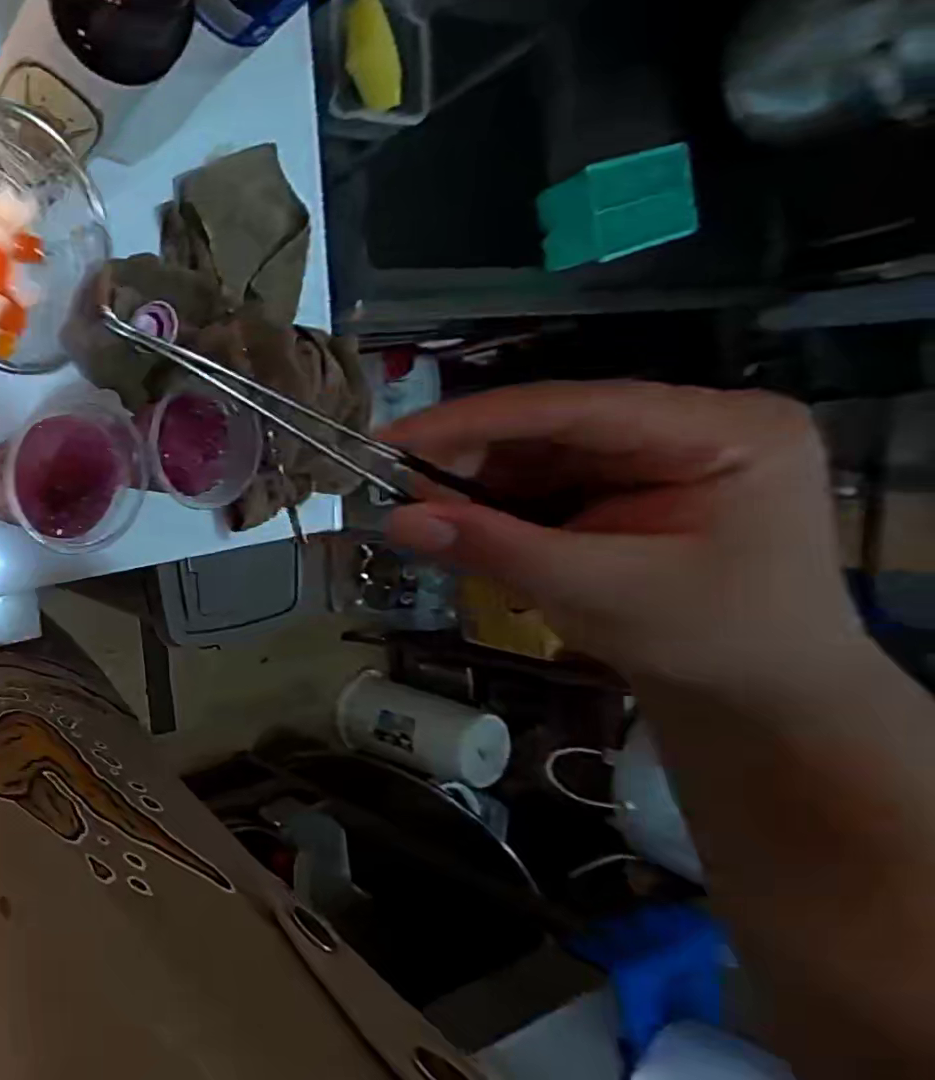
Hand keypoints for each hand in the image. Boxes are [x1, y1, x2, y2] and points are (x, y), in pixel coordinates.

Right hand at [380, 381, 862, 684]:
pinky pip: (535, 471)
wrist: (756, 690)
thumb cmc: (707, 639)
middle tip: (409, 499)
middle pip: (547, 421)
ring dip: (474, 481)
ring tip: (438, 521)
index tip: (391, 438)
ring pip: (531, 445)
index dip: (473, 420)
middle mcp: (688, 421)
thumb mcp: (597, 592)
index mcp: (723, 430)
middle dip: (470, 457)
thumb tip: (396, 522)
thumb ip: (495, 549)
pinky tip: (470, 524)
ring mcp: (653, 446)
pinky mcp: (621, 474)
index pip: (574, 407)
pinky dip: (492, 498)